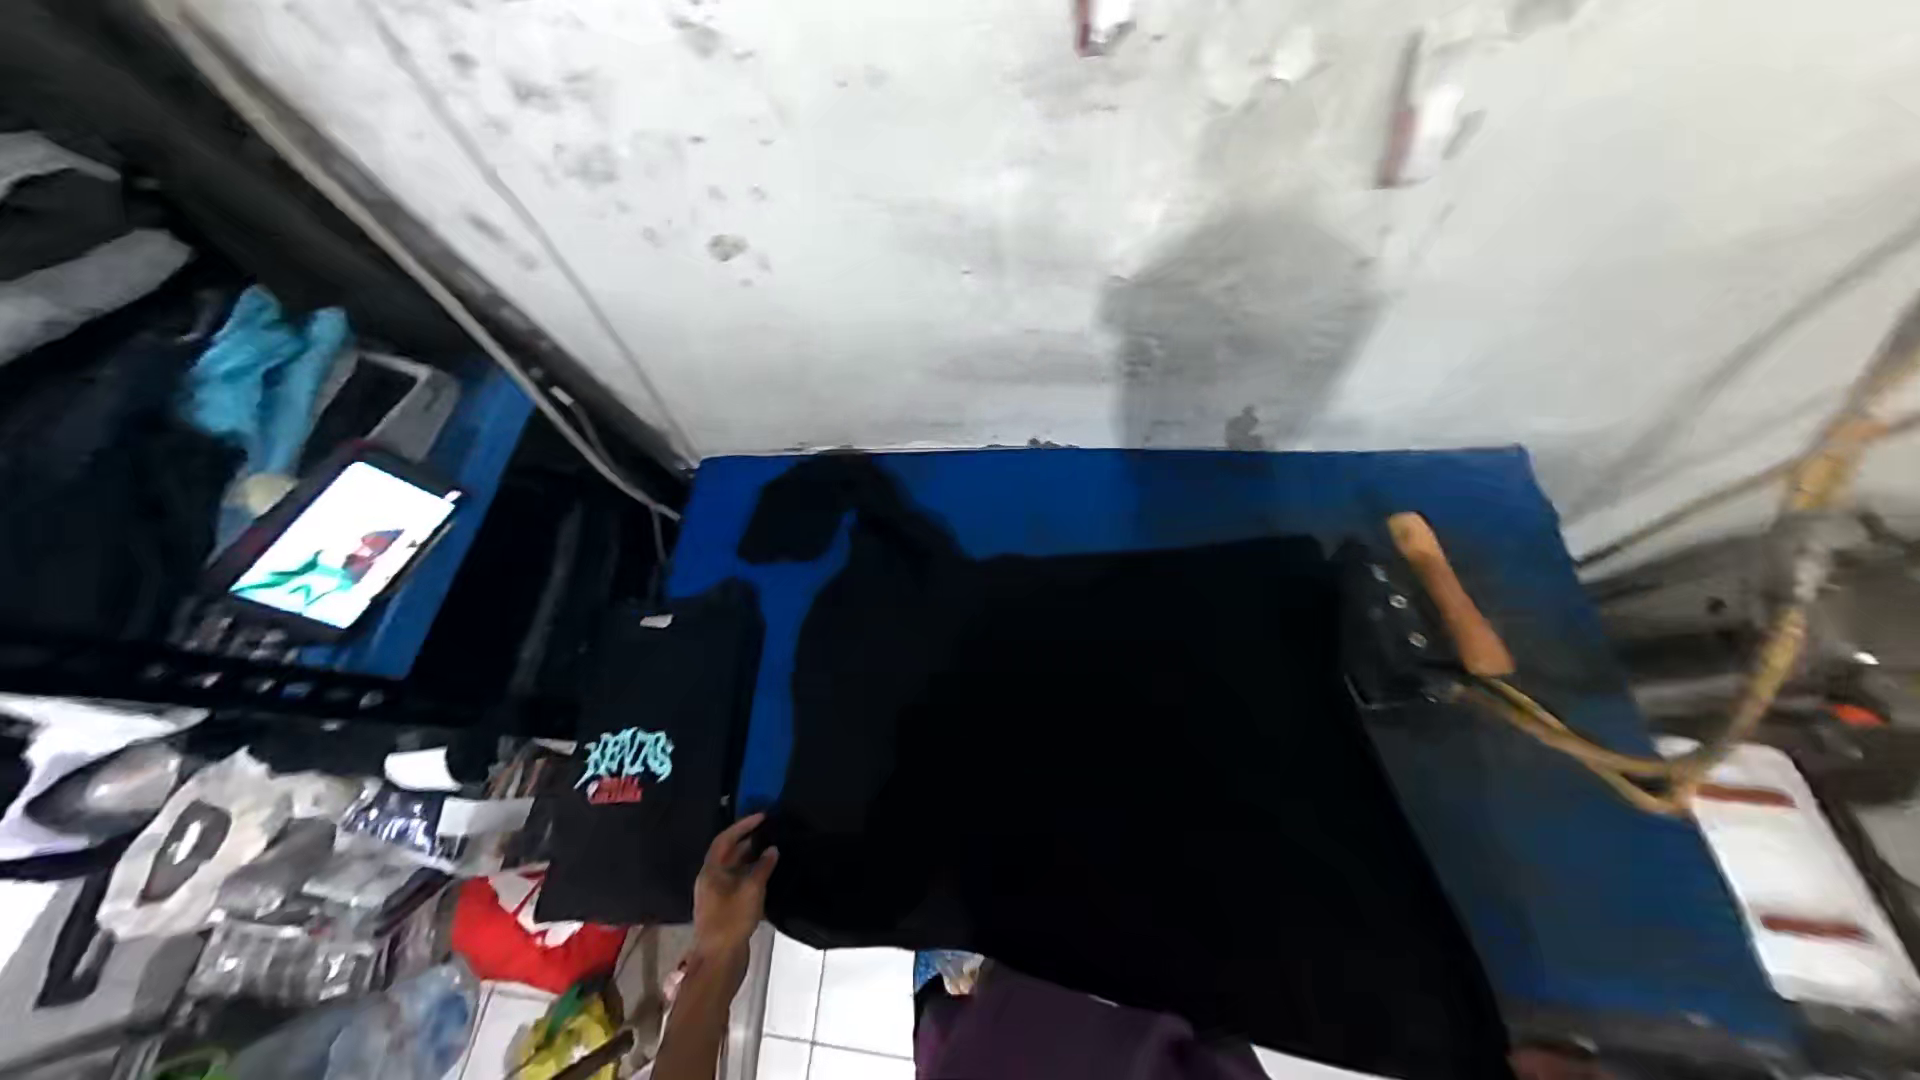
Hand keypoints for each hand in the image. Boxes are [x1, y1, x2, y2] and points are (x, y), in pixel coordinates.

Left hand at [692, 812, 778, 962]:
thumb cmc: (731, 920)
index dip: (743, 825)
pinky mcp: (724, 908)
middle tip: (770, 830)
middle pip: (728, 853)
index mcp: (710, 872)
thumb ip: (763, 867)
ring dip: (751, 858)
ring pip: (734, 868)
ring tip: (772, 848)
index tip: (762, 817)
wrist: (718, 961)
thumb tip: (772, 849)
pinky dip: (751, 874)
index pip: (725, 839)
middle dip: (748, 840)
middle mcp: (710, 880)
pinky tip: (767, 874)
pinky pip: (738, 882)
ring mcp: (716, 895)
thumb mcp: (751, 889)